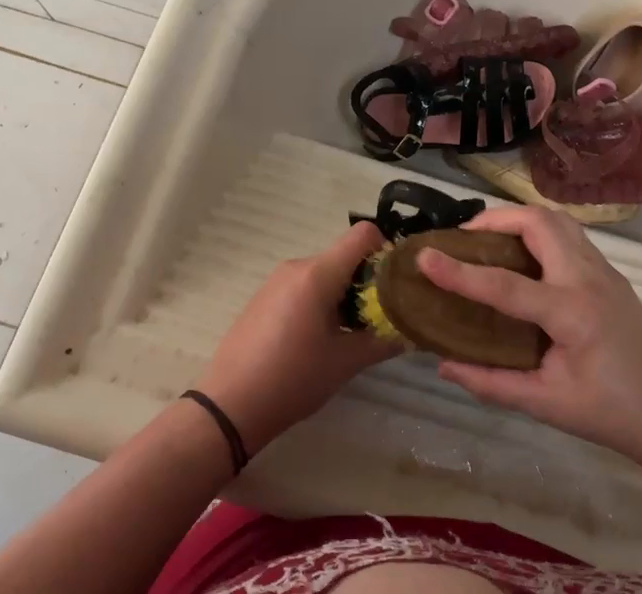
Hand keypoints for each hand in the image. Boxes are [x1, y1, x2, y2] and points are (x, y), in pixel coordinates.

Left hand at [195, 221, 400, 453]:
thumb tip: (412, 330)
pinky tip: (322, 339)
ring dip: (346, 295)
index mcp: (317, 273)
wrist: (229, 405)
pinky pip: (304, 286)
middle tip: (382, 318)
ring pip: (325, 273)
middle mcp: (297, 266)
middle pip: (345, 256)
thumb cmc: (292, 379)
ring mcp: (277, 281)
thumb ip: (384, 340)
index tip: (397, 285)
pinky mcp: (265, 297)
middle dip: (368, 282)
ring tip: (354, 334)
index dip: (386, 251)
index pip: (363, 234)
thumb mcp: (346, 362)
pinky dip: (322, 302)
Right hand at [417, 206, 641, 471]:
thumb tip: (442, 363)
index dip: (459, 271)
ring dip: (519, 219)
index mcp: (572, 314)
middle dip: (495, 220)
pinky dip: (538, 231)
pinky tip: (521, 256)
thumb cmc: (609, 413)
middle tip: (462, 238)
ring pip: (557, 220)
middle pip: (538, 223)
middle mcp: (589, 279)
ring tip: (488, 240)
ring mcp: (604, 271)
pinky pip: (570, 234)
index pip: (505, 284)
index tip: (423, 255)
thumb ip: (490, 382)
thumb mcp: (545, 405)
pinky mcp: (610, 273)